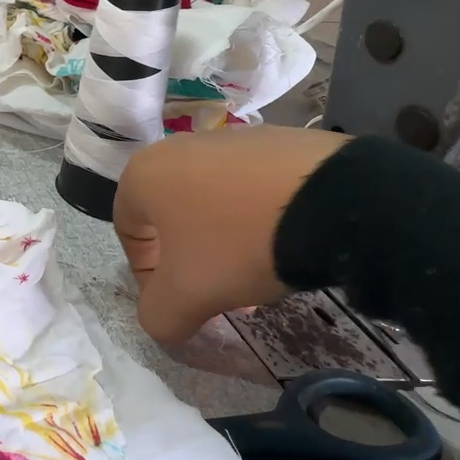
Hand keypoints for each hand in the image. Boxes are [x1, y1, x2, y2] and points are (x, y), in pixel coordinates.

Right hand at [113, 126, 349, 343]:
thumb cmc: (237, 243)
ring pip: (210, 200)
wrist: (332, 200)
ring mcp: (223, 140)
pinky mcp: (269, 140)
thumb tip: (159, 320)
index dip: (148, 275)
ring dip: (224, 239)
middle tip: (224, 293)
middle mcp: (172, 148)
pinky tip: (287, 238)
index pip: (127, 231)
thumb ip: (159, 315)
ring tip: (262, 268)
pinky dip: (257, 214)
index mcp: (141, 175)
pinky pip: (249, 185)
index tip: (184, 303)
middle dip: (192, 260)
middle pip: (170, 215)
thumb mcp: (190, 294)